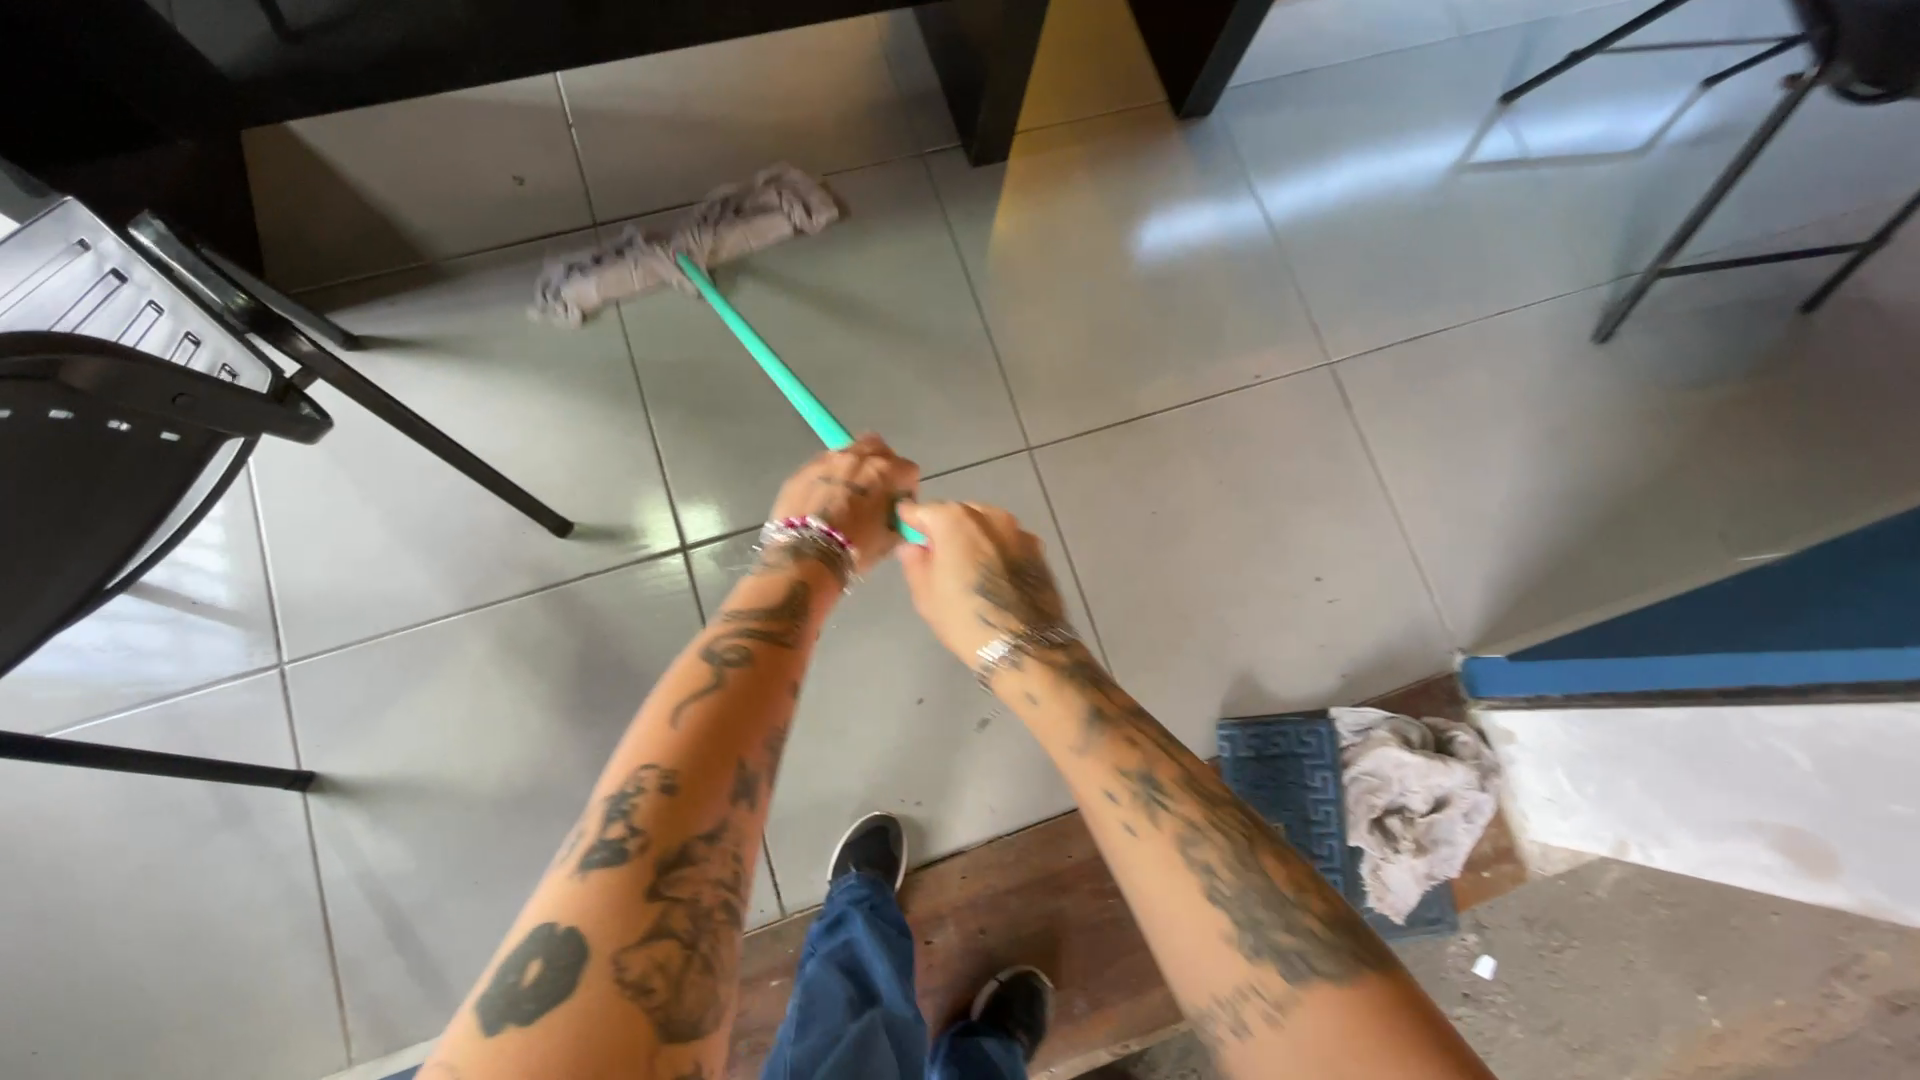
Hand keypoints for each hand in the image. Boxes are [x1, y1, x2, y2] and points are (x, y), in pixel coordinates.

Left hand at [767, 435, 919, 576]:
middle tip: (875, 490)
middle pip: (878, 447)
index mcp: (885, 472)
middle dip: (881, 465)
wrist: (806, 555)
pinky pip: (823, 465)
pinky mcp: (803, 469)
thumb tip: (897, 516)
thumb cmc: (855, 548)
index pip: (909, 469)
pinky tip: (824, 498)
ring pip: (849, 451)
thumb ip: (899, 519)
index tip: (898, 504)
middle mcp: (858, 457)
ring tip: (847, 493)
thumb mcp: (889, 539)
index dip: (907, 488)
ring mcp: (828, 460)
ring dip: (854, 468)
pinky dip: (829, 477)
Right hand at [896, 500, 1070, 664]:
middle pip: (958, 514)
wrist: (1024, 646)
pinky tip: (996, 577)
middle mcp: (989, 515)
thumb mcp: (926, 596)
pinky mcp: (1038, 549)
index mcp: (955, 520)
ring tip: (970, 569)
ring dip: (974, 539)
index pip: (922, 511)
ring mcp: (1018, 530)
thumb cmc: (965, 620)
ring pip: (986, 526)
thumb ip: (915, 562)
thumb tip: (912, 547)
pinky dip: (997, 550)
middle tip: (939, 559)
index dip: (911, 522)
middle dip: (945, 530)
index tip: (906, 531)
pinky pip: (1008, 541)